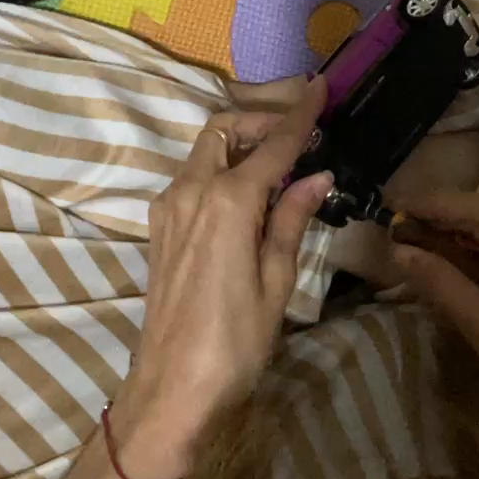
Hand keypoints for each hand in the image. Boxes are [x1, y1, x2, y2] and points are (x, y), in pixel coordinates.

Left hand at [108, 82, 333, 478]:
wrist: (169, 390)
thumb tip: (318, 175)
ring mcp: (168, 206)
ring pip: (205, 150)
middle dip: (261, 122)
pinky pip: (192, 177)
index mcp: (228, 201)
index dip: (300, 116)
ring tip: (277, 167)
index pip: (273, 145)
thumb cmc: (235, 342)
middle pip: (225, 130)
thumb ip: (291, 219)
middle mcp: (192, 190)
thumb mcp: (276, 281)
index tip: (319, 88)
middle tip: (297, 136)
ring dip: (239, 144)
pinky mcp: (159, 225)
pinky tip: (245, 197)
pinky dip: (221, 168)